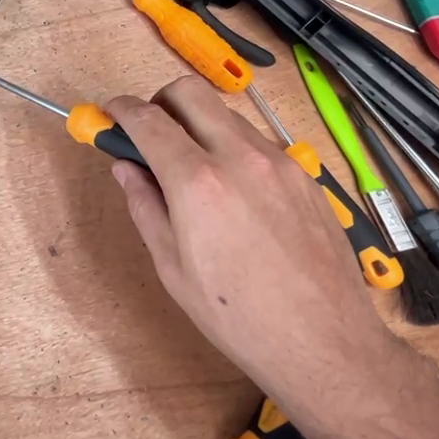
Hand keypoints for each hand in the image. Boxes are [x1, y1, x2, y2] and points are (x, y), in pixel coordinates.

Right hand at [106, 76, 394, 394]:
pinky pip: (258, 142)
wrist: (327, 345)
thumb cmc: (239, 317)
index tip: (111, 112)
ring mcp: (278, 162)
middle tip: (151, 133)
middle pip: (190, 92)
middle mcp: (239, 158)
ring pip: (226, 114)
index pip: (148, 119)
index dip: (121, 108)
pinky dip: (233, 148)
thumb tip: (126, 168)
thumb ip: (145, 207)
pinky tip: (236, 192)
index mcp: (197, 183)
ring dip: (199, 125)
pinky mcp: (305, 175)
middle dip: (160, 100)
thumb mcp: (173, 269)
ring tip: (195, 170)